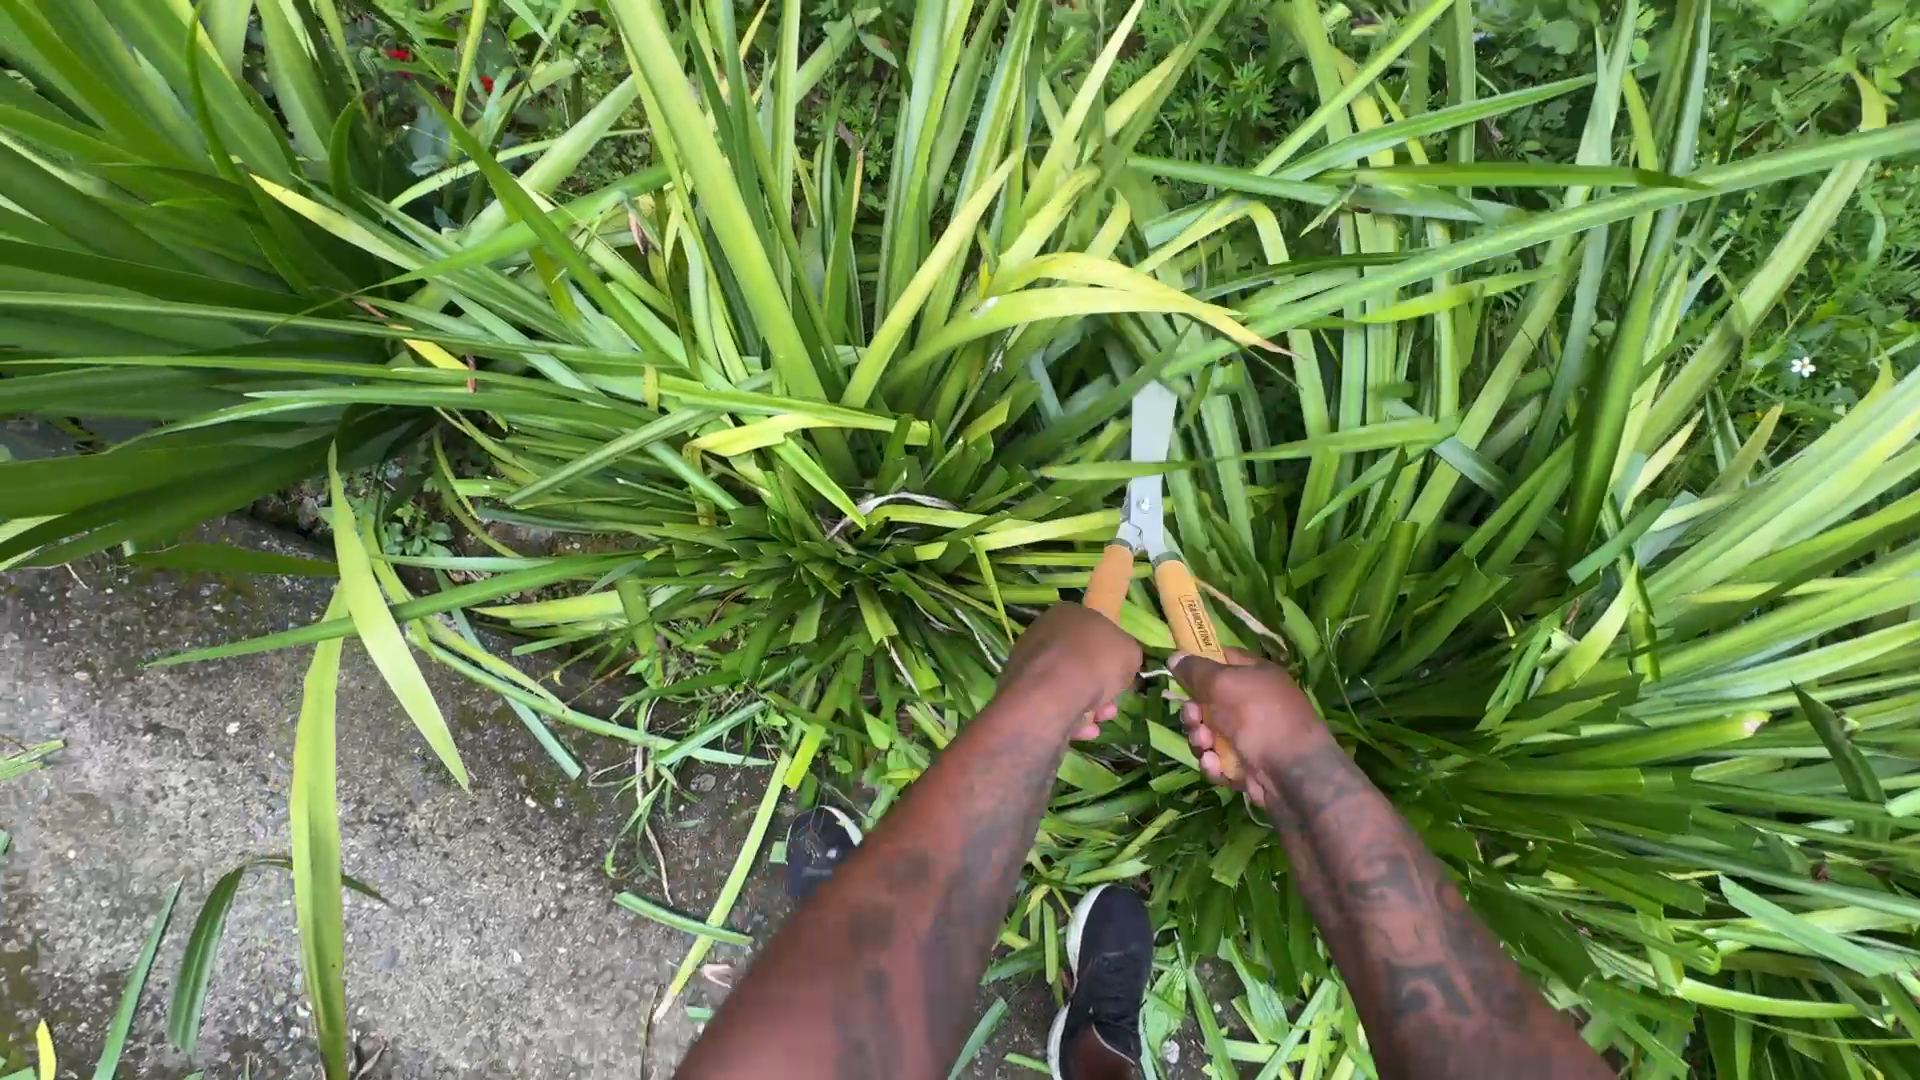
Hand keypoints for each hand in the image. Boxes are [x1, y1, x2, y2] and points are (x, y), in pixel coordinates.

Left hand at [1000, 603, 1142, 737]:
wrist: (1051, 694)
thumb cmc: (1094, 662)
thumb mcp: (1130, 652)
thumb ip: (1126, 655)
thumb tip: (1119, 664)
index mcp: (1066, 613)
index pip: (1093, 630)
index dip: (1111, 654)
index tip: (1120, 674)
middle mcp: (1042, 633)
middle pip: (1080, 662)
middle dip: (1100, 686)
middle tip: (1112, 703)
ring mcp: (1028, 663)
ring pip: (1067, 686)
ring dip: (1089, 705)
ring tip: (1102, 719)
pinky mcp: (1020, 692)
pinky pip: (1052, 704)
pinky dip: (1070, 717)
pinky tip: (1085, 729)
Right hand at [1171, 648, 1327, 805]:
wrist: (1293, 773)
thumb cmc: (1259, 717)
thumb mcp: (1223, 684)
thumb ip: (1195, 670)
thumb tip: (1174, 656)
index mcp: (1256, 675)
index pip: (1223, 659)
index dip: (1200, 664)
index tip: (1178, 672)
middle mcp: (1253, 703)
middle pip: (1208, 701)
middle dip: (1193, 712)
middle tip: (1193, 717)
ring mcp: (1250, 736)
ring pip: (1207, 733)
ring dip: (1199, 738)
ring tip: (1205, 745)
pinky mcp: (1246, 766)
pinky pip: (1217, 760)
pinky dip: (1212, 763)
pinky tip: (1215, 765)